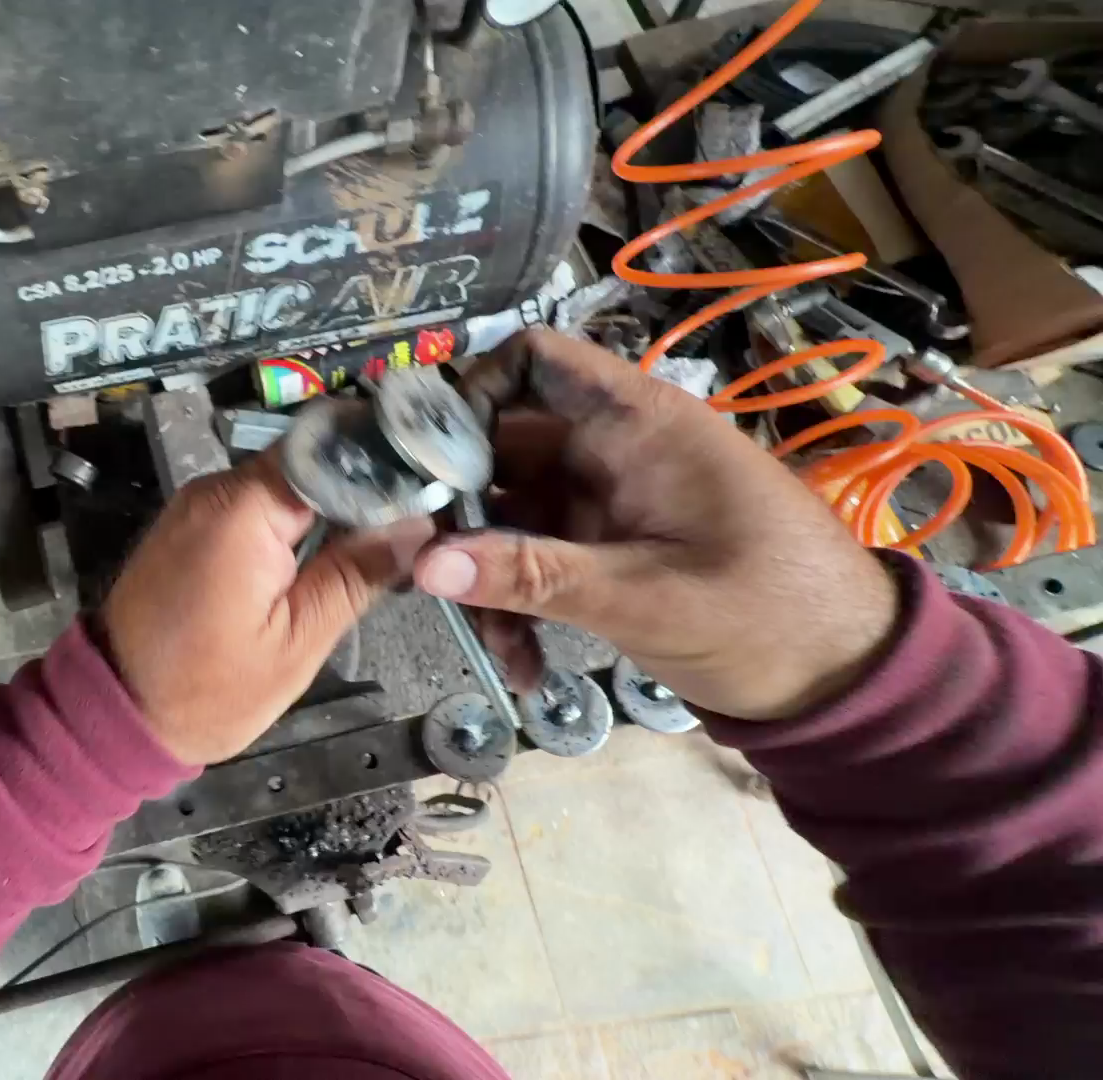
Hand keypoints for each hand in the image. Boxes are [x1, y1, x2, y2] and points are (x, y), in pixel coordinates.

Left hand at [101, 455, 432, 764]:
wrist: (117, 710)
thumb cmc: (207, 690)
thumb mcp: (296, 643)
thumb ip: (355, 574)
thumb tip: (414, 523)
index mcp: (242, 510)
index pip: (325, 450)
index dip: (379, 461)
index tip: (430, 478)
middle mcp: (214, 491)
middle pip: (305, 463)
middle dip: (359, 485)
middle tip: (419, 511)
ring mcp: (197, 506)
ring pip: (281, 484)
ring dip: (327, 505)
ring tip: (384, 531)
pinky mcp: (189, 526)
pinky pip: (253, 507)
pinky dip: (291, 521)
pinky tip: (325, 548)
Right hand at [415, 328, 898, 720]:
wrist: (848, 685)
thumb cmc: (771, 616)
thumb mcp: (643, 597)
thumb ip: (529, 576)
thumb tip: (424, 564)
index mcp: (634, 425)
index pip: (535, 361)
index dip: (472, 390)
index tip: (429, 459)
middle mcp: (604, 451)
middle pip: (494, 451)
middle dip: (458, 516)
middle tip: (428, 573)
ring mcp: (596, 502)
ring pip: (502, 516)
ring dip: (485, 578)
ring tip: (497, 646)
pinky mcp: (593, 548)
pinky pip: (525, 560)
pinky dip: (514, 606)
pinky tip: (526, 662)